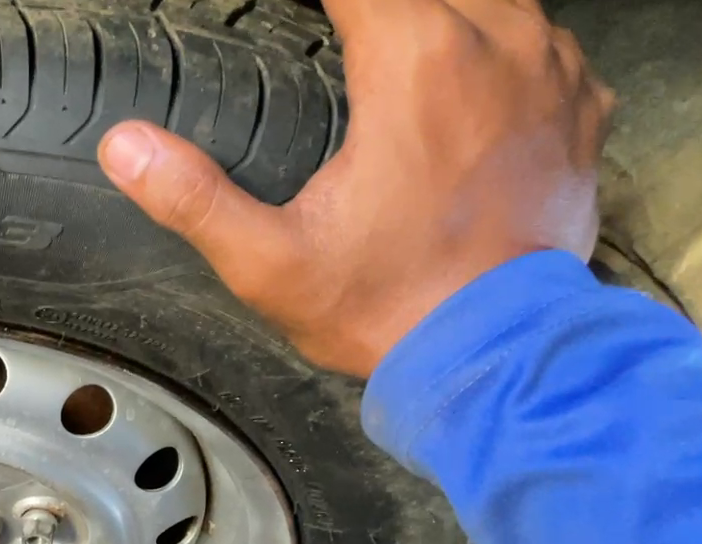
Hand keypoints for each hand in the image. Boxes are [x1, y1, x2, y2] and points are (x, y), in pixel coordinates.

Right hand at [97, 0, 613, 377]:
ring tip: (384, 53)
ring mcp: (552, 72)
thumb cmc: (376, 304)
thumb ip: (191, 196)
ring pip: (490, 0)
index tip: (291, 19)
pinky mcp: (579, 109)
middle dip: (370, 10)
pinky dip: (498, 47)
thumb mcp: (262, 260)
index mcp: (416, 65)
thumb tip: (122, 144)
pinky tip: (465, 84)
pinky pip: (542, 42)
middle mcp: (498, 44)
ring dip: (433, 18)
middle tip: (329, 37)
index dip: (320, 1)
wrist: (487, 351)